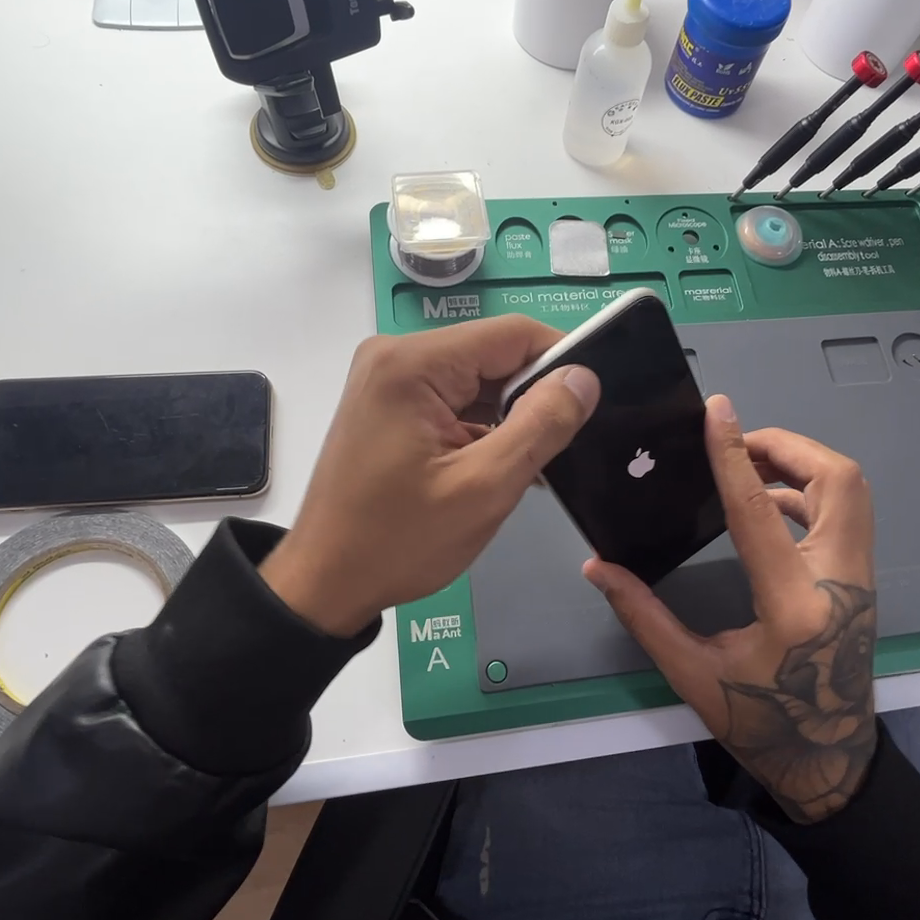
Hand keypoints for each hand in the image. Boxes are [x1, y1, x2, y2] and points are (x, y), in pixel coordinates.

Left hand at [260, 316, 599, 636]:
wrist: (325, 584)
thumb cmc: (400, 541)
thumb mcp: (484, 487)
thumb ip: (541, 425)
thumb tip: (583, 378)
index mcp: (413, 363)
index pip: (512, 334)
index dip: (562, 361)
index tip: (593, 403)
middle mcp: (395, 356)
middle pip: (493, 355)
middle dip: (533, 397)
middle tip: (563, 447)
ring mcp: (388, 381)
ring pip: (477, 381)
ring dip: (508, 418)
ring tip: (534, 465)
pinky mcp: (388, 406)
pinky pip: (453, 401)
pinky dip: (482, 429)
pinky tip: (500, 467)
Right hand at [586, 395, 878, 823]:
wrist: (832, 763)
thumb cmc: (759, 725)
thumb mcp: (692, 674)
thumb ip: (643, 614)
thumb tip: (597, 567)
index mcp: (792, 606)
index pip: (759, 510)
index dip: (733, 453)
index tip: (717, 411)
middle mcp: (840, 583)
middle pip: (838, 482)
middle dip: (789, 446)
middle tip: (737, 441)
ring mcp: (861, 581)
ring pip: (851, 492)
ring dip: (802, 464)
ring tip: (747, 465)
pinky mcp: (863, 582)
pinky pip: (846, 514)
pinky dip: (810, 491)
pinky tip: (767, 505)